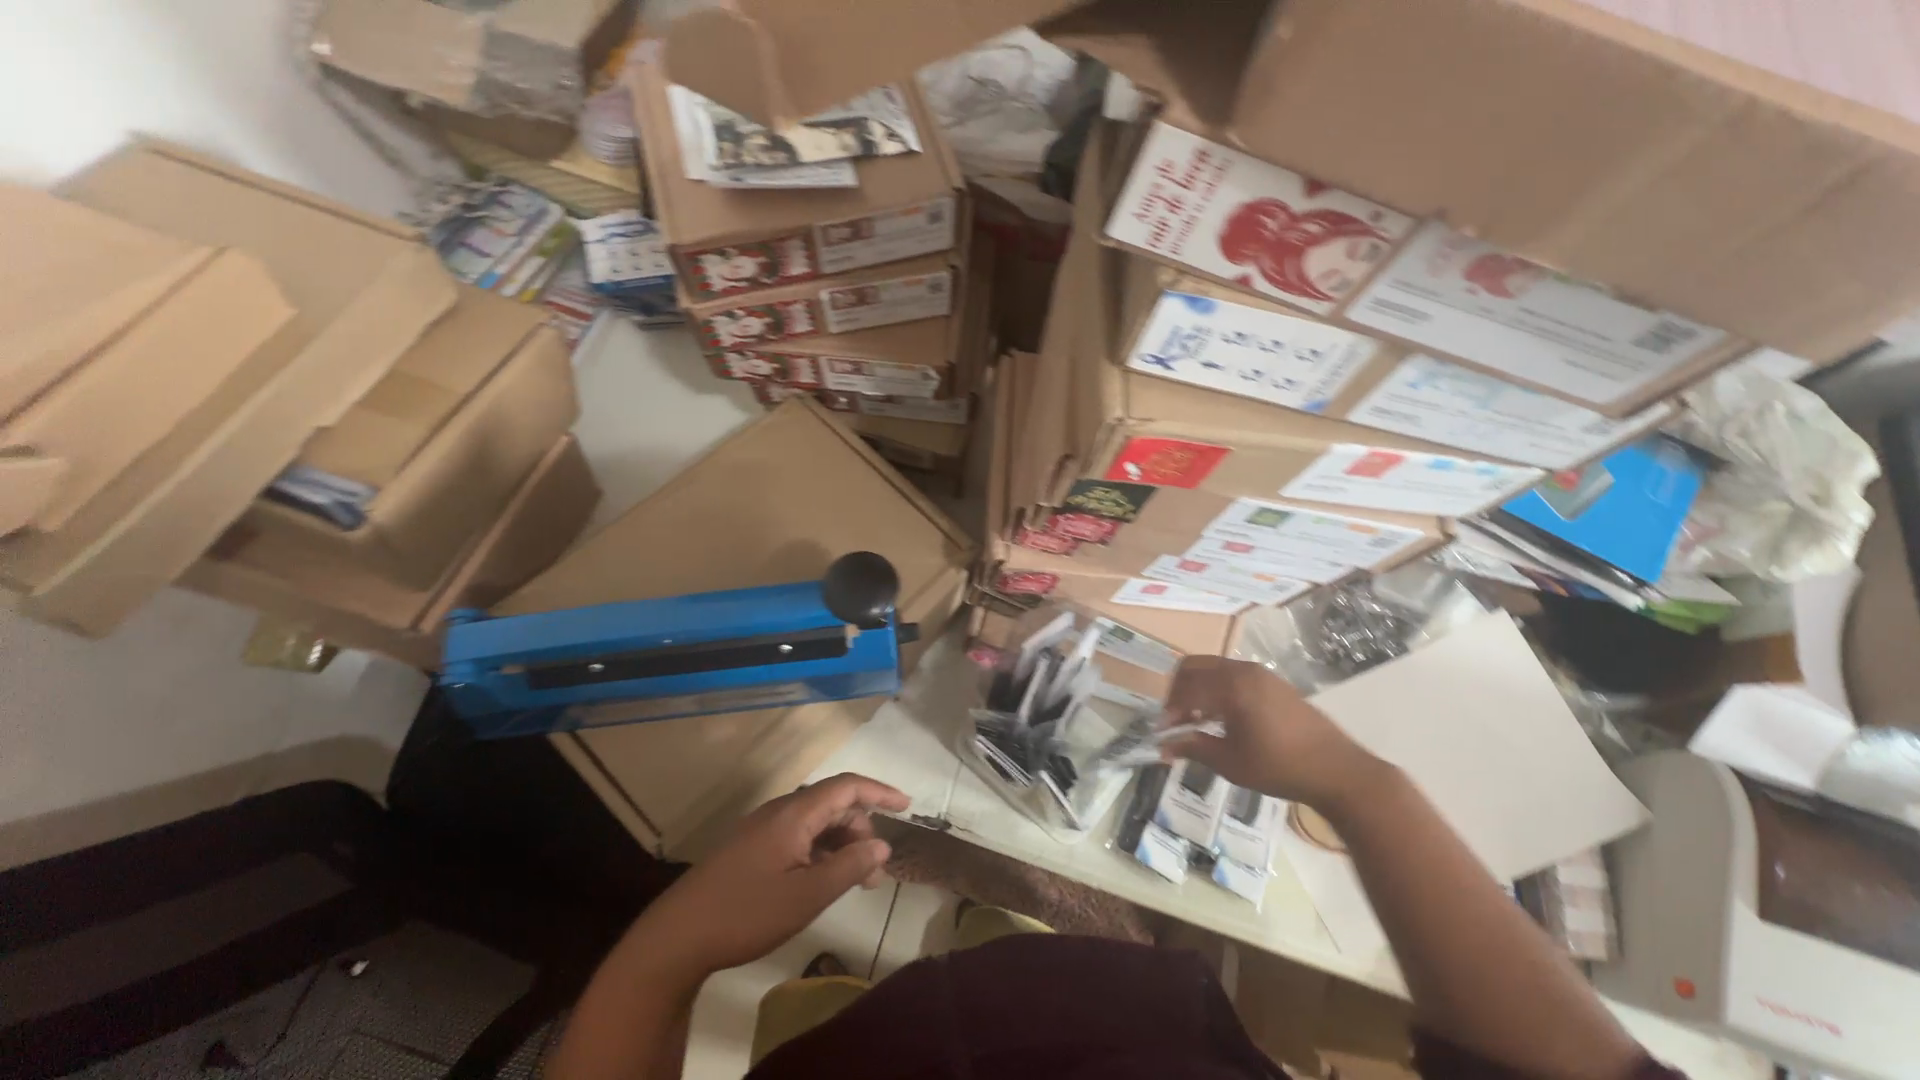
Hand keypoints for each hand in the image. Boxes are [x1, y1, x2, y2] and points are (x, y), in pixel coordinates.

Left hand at [634, 773, 909, 974]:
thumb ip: (849, 866)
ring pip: (814, 823)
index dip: (880, 792)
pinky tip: (821, 882)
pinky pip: (796, 837)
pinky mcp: (748, 850)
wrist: (676, 938)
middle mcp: (777, 813)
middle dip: (861, 829)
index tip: (908, 807)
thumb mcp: (807, 895)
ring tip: (853, 882)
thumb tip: (881, 845)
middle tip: (875, 872)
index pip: (846, 787)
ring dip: (840, 845)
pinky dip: (818, 853)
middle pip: (831, 804)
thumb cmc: (746, 913)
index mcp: (793, 814)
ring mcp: (760, 831)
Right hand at [1160, 656, 1385, 809]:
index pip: (1185, 688)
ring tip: (1197, 722)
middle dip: (1179, 692)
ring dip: (1198, 690)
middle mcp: (1244, 671)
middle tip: (1175, 722)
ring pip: (1215, 670)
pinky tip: (1222, 719)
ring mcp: (1262, 674)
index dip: (1169, 710)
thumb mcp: (1229, 762)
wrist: (1336, 770)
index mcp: (1231, 686)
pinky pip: (1233, 676)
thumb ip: (1193, 747)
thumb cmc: (1278, 767)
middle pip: (1195, 667)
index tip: (1163, 734)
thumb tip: (1163, 747)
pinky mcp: (1274, 684)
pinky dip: (1218, 690)